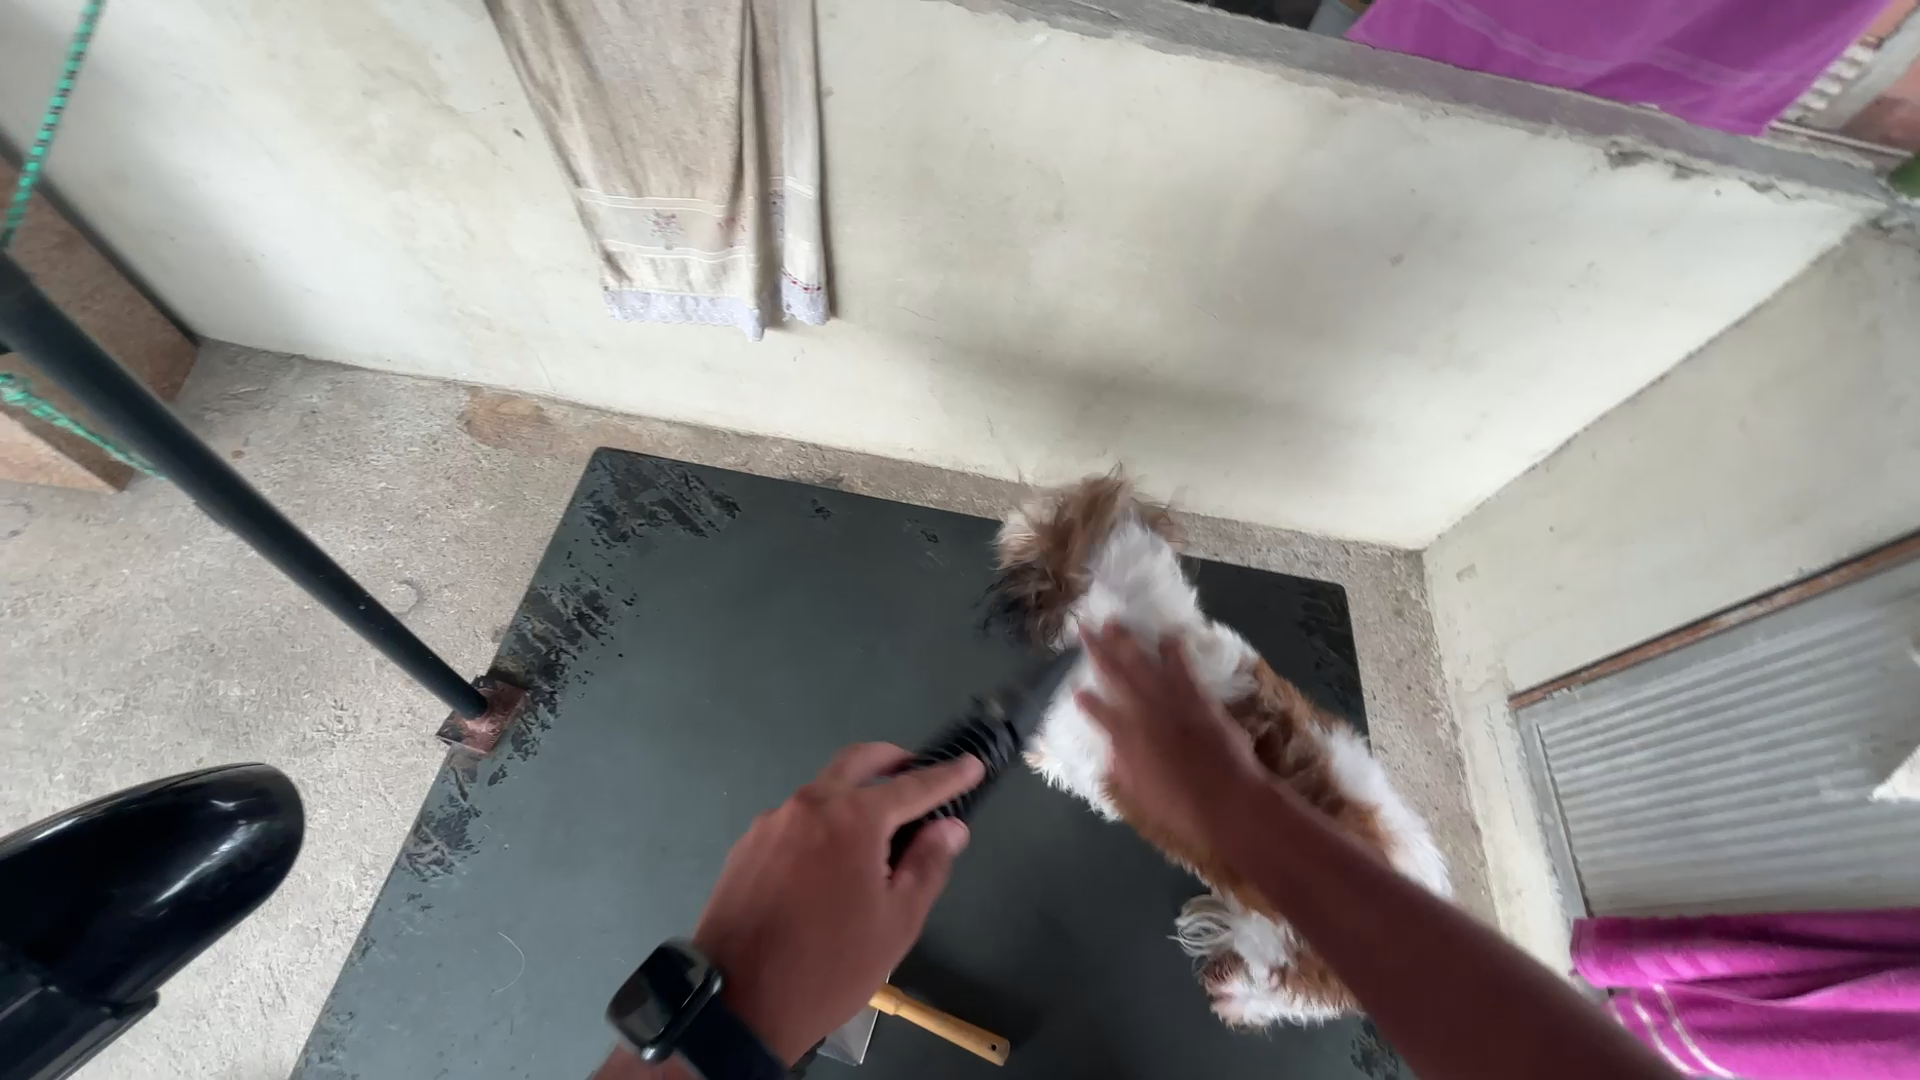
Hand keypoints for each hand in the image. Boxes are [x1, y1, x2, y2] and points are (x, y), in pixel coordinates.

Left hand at [690, 744, 984, 1063]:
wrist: (735, 1005)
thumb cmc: (829, 964)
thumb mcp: (896, 922)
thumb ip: (927, 865)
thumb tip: (949, 827)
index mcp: (854, 818)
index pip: (913, 786)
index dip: (948, 776)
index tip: (971, 764)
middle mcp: (811, 803)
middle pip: (859, 761)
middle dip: (893, 759)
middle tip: (915, 771)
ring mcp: (774, 820)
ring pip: (823, 788)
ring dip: (853, 794)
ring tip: (872, 833)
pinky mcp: (749, 843)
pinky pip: (796, 818)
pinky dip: (822, 822)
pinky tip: (826, 861)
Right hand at [1075, 623, 1267, 854]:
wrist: (1226, 801)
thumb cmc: (1180, 806)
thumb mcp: (1138, 793)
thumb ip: (1122, 766)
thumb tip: (1113, 749)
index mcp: (1123, 737)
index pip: (1098, 712)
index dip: (1086, 701)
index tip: (1077, 690)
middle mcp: (1140, 711)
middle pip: (1114, 674)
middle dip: (1098, 650)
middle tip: (1085, 629)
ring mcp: (1169, 700)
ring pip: (1142, 663)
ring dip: (1127, 641)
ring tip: (1114, 622)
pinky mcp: (1197, 697)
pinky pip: (1183, 667)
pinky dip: (1175, 651)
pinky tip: (1168, 635)